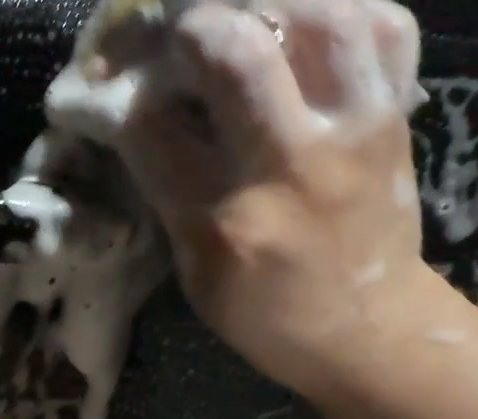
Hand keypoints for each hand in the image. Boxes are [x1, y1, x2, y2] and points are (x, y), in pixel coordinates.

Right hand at [48, 0, 435, 397]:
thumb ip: (170, 195)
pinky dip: (337, 9)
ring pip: (320, 11)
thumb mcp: (194, 272)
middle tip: (166, 38)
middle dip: (184, 27)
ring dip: (264, 5)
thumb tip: (140, 123)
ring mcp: (356, 126)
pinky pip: (381, 22)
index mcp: (226, 217)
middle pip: (235, 48)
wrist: (366, 327)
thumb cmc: (263, 313)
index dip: (102, 100)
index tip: (79, 92)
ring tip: (234, 20)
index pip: (149, 128)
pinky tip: (303, 26)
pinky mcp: (397, 110)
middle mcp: (291, 160)